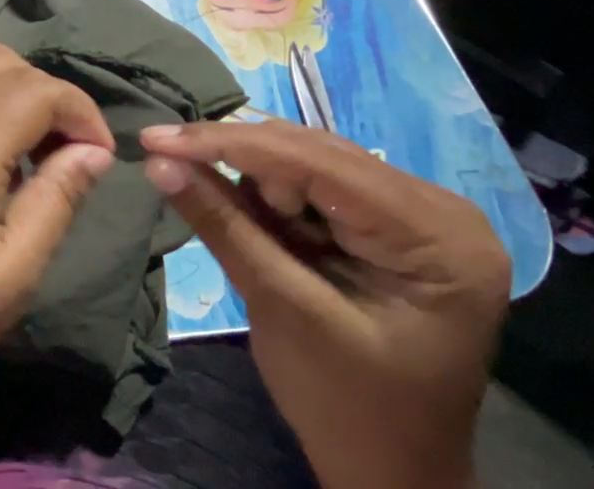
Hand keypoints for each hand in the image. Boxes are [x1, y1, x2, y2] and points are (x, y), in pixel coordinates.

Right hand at [142, 120, 509, 488]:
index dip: (228, 143)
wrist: (390, 468)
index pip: (319, 163)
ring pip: (308, 161)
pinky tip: (250, 217)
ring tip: (227, 216)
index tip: (154, 138)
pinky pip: (314, 186)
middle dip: (236, 158)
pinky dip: (267, 195)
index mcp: (439, 236)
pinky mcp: (389, 228)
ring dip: (251, 179)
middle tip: (164, 162)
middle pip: (315, 152)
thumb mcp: (281, 309)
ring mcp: (418, 218)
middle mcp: (440, 211)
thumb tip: (157, 161)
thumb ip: (224, 227)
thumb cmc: (347, 402)